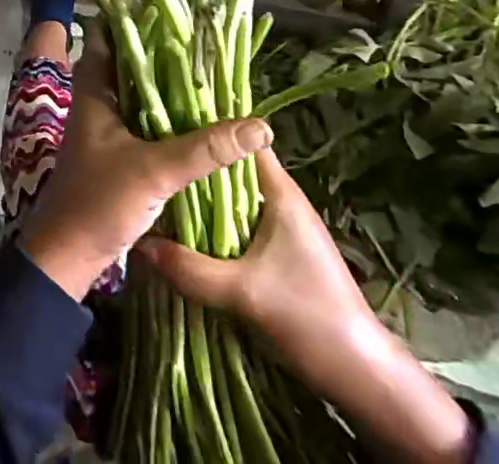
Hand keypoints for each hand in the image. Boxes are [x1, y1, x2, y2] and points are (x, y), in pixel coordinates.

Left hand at [19, 25, 273, 299]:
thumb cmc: (99, 201)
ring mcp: (108, 126)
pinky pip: (146, 119)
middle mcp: (99, 101)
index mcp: (94, 91)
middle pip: (130, 61)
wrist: (70, 253)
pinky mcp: (119, 150)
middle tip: (203, 36)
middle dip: (162, 49)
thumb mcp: (154, 171)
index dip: (133, 16)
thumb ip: (205, 149)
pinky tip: (199, 116)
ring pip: (140, 92)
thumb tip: (260, 126)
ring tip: (210, 69)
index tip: (171, 5)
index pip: (108, 36)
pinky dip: (168, 113)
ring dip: (168, 83)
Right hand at [137, 149, 474, 463]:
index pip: (242, 141)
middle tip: (151, 159)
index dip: (206, 128)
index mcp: (281, 193)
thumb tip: (139, 244)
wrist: (359, 373)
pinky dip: (209, 221)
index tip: (165, 124)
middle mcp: (280, 200)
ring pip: (231, 197)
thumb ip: (190, 268)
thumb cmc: (310, 318)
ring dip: (199, 195)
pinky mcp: (275, 250)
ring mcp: (279, 226)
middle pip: (231, 167)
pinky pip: (234, 222)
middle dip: (194, 163)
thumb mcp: (243, 293)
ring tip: (156, 189)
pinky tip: (179, 228)